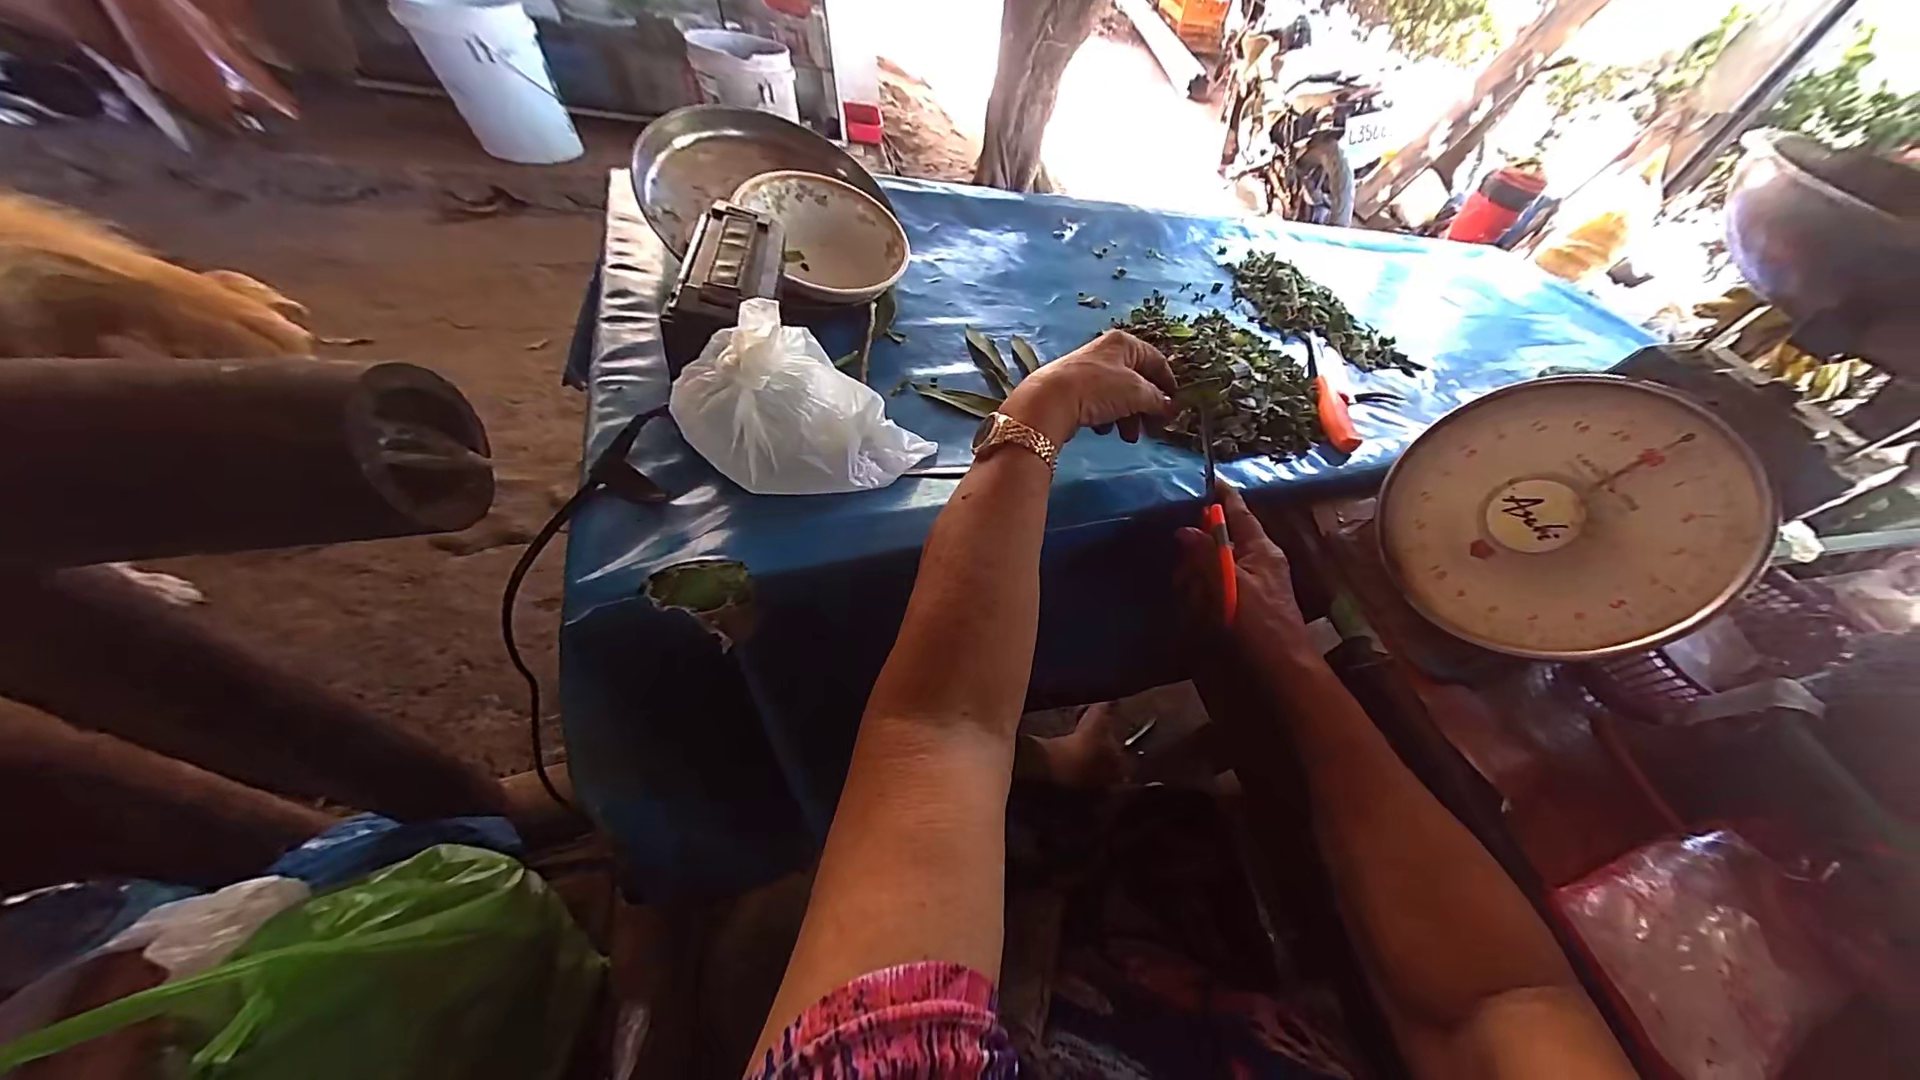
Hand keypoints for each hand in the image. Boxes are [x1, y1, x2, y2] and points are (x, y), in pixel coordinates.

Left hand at [1000, 330, 1175, 445]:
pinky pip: (1098, 405)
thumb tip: (1169, 408)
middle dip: (1145, 408)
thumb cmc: (1098, 389)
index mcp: (1124, 343)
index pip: (1156, 362)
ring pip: (1117, 396)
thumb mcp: (1137, 393)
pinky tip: (1102, 431)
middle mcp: (1105, 353)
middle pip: (1136, 382)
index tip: (1174, 408)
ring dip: (1127, 418)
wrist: (1050, 401)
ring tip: (1127, 437)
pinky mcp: (1072, 391)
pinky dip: (1106, 418)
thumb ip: (1157, 400)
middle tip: (1151, 430)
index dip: (1168, 385)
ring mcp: (1087, 371)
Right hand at [1175, 480, 1317, 666]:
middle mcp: (1252, 562)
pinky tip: (1197, 612)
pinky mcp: (1233, 608)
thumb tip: (1185, 530)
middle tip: (1188, 569)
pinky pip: (1206, 591)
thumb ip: (1206, 553)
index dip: (1221, 496)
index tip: (1205, 478)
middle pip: (1215, 540)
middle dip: (1196, 551)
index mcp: (1259, 549)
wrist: (1279, 673)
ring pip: (1205, 568)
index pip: (1237, 511)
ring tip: (1196, 600)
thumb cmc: (1259, 625)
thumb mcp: (1230, 583)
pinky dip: (1197, 598)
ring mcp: (1243, 586)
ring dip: (1193, 580)